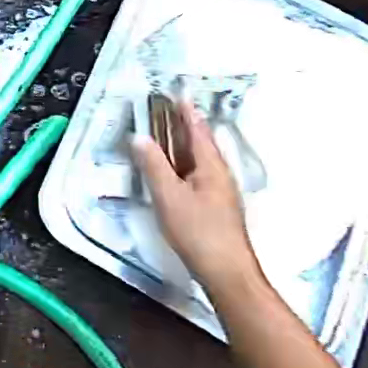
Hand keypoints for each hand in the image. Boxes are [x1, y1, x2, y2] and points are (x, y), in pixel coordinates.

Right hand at [131, 98, 260, 296]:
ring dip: (184, 145)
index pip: (197, 130)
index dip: (186, 112)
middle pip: (201, 143)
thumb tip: (140, 138)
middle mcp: (219, 175)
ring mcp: (220, 192)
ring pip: (199, 160)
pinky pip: (198, 174)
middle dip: (185, 125)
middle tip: (168, 110)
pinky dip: (184, 163)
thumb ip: (153, 165)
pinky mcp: (216, 207)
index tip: (178, 94)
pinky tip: (174, 171)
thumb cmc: (198, 231)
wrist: (227, 273)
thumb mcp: (168, 196)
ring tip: (167, 135)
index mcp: (211, 166)